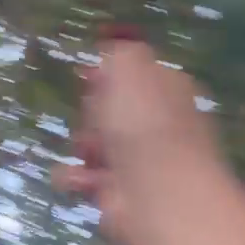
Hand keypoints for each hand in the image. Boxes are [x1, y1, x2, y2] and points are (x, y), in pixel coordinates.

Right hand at [53, 39, 222, 244]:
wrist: (154, 189)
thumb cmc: (142, 122)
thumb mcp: (129, 68)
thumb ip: (117, 54)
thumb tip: (106, 53)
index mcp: (167, 89)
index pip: (133, 77)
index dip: (107, 78)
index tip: (88, 82)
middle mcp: (159, 123)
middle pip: (111, 112)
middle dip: (91, 115)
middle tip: (90, 118)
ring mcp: (142, 160)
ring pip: (97, 145)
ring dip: (82, 146)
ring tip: (84, 152)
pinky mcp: (122, 191)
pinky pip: (88, 178)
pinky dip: (77, 177)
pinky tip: (78, 179)